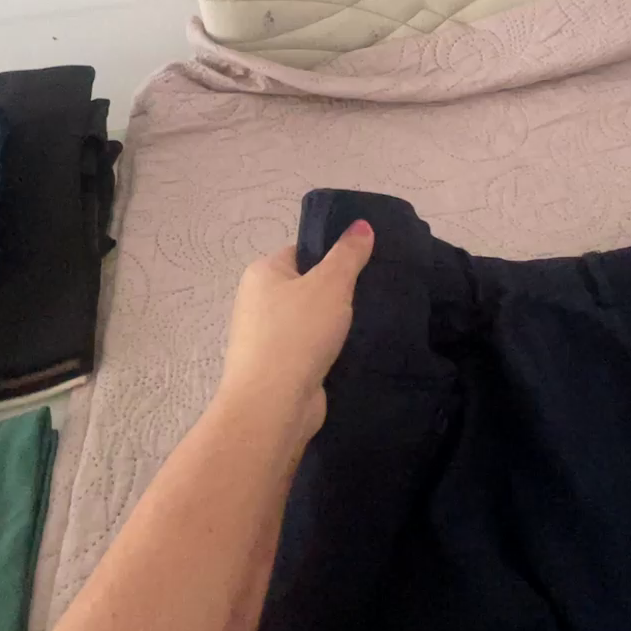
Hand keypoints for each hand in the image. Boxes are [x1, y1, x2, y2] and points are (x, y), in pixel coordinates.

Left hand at [216, 219, 374, 444]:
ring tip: (370, 323)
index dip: (333, 257)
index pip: (302, 252)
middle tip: (373, 294)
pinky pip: (310, 349)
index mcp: (263, 273)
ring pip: (310, 321)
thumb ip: (348, 254)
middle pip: (307, 287)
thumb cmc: (297, 333)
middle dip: (337, 293)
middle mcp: (257, 302)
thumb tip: (361, 224)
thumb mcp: (331, 284)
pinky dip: (329, 350)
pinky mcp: (279, 368)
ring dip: (335, 325)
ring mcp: (266, 338)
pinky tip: (354, 352)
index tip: (365, 265)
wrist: (273, 405)